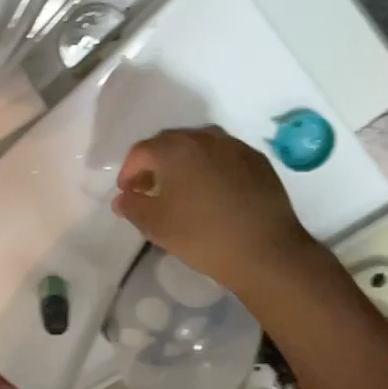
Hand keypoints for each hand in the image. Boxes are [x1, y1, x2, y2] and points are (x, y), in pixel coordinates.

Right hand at [112, 127, 320, 289]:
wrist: (264, 251)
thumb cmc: (201, 235)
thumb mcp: (156, 225)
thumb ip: (133, 206)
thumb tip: (124, 198)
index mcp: (176, 148)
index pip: (141, 151)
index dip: (128, 172)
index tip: (127, 194)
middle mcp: (206, 137)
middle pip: (171, 143)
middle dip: (156, 164)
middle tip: (150, 190)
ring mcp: (236, 147)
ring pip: (200, 147)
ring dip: (185, 164)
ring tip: (182, 190)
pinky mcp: (258, 162)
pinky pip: (225, 158)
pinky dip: (211, 169)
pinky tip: (213, 194)